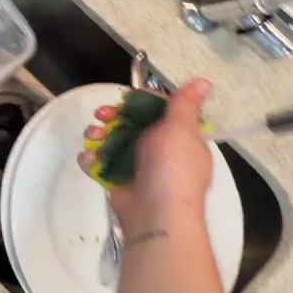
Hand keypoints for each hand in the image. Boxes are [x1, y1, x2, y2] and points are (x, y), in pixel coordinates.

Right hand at [81, 78, 214, 231]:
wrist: (156, 211)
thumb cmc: (172, 167)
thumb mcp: (181, 130)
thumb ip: (185, 105)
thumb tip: (203, 80)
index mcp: (178, 139)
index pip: (157, 113)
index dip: (138, 103)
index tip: (124, 100)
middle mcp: (159, 151)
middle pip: (130, 125)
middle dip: (111, 117)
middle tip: (100, 116)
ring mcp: (137, 167)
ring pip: (111, 142)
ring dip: (97, 135)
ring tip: (92, 138)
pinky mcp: (118, 181)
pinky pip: (100, 164)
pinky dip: (91, 160)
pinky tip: (89, 159)